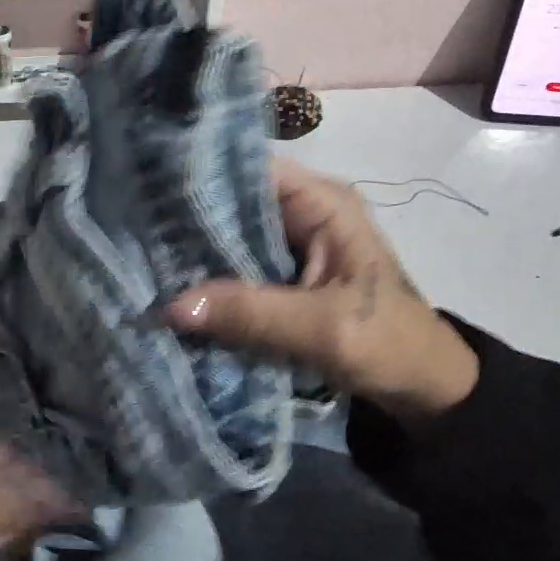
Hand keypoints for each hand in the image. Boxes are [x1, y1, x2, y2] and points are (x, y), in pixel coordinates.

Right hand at [166, 160, 478, 423]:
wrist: (428, 392)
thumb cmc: (391, 346)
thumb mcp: (323, 329)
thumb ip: (251, 314)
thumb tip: (169, 306)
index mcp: (323, 203)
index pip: (249, 168)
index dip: (199, 174)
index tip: (146, 189)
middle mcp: (303, 211)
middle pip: (232, 199)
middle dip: (185, 216)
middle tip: (131, 228)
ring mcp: (291, 243)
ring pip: (228, 233)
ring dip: (191, 248)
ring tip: (137, 252)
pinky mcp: (281, 274)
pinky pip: (234, 264)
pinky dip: (206, 275)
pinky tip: (167, 282)